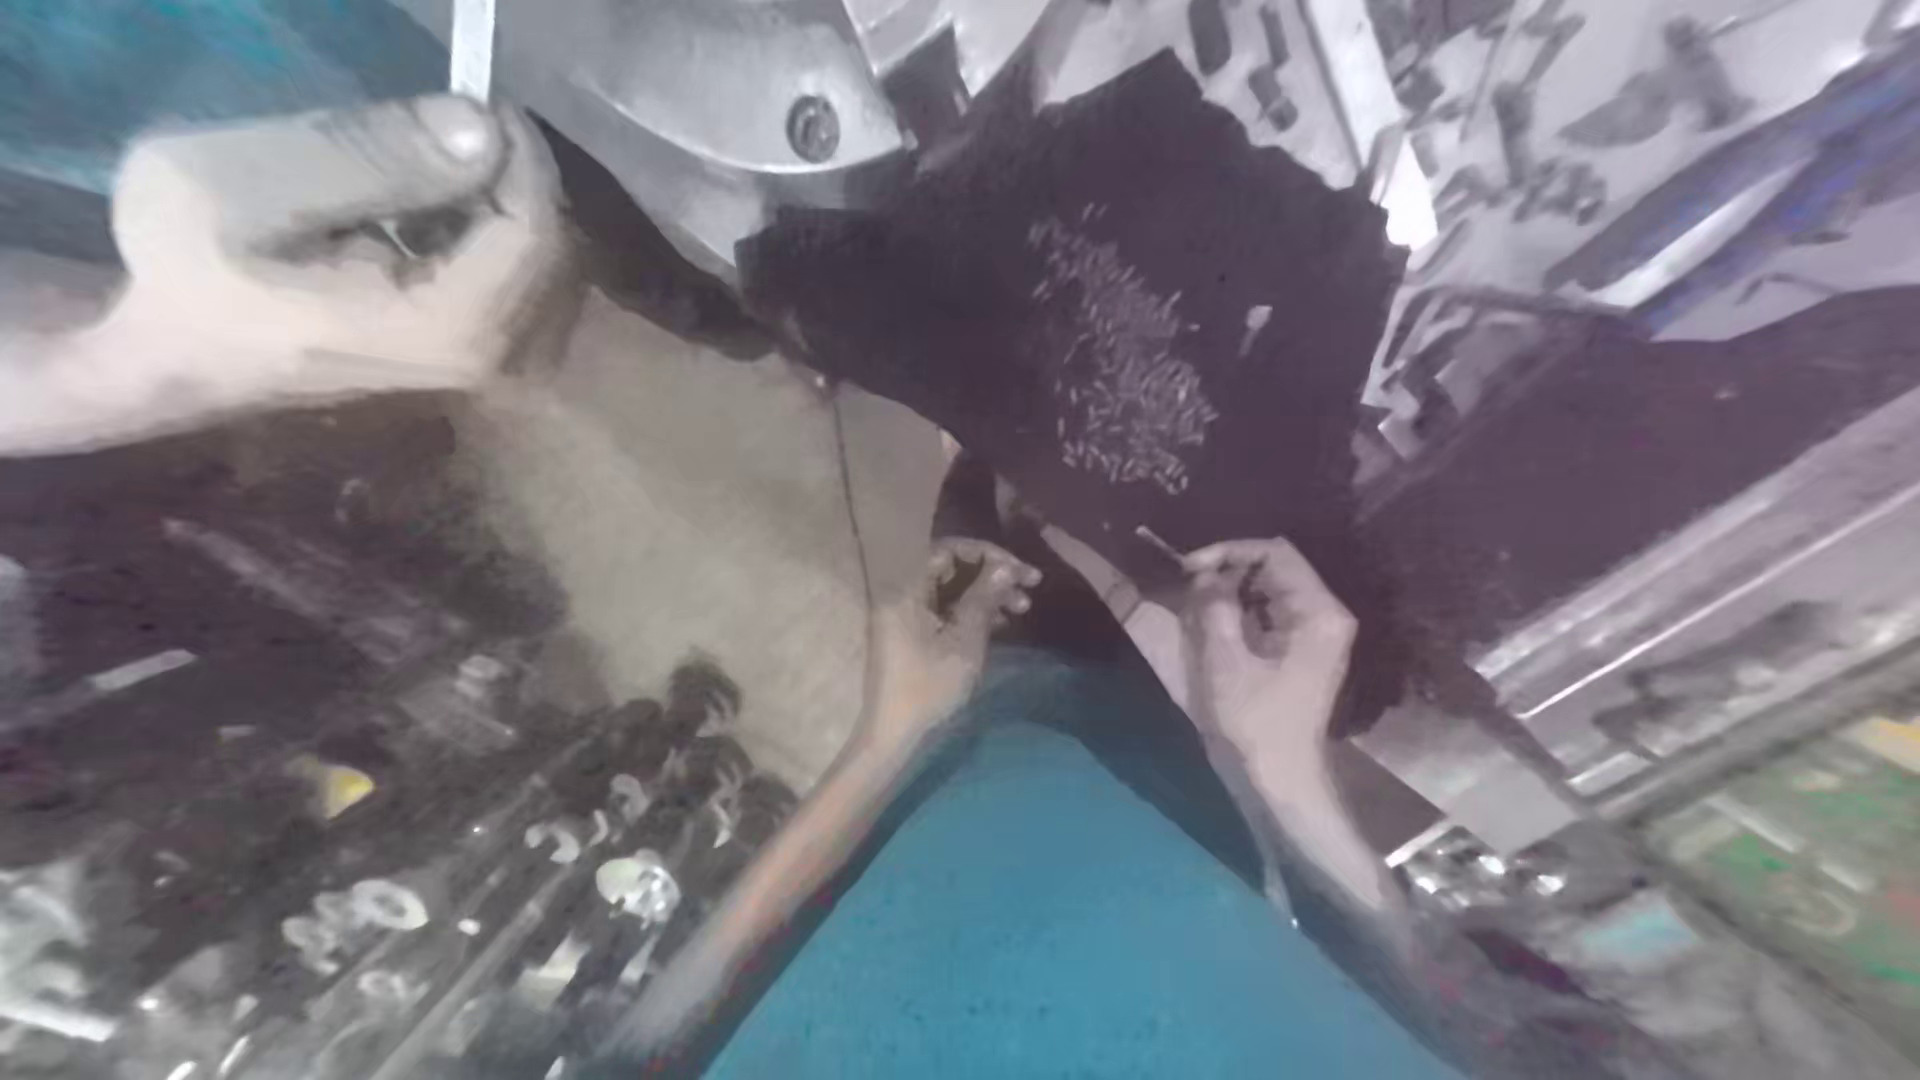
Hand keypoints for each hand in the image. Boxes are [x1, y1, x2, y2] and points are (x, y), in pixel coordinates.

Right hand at [96, 95, 565, 408]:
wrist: (200, 367)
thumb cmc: (196, 279)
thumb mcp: (235, 186)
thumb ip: (370, 155)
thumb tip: (480, 127)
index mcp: (458, 328)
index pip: (536, 234)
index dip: (525, 161)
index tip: (488, 99)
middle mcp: (505, 358)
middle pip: (555, 253)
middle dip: (518, 180)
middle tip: (463, 123)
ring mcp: (507, 369)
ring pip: (550, 270)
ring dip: (509, 208)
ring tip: (441, 165)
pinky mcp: (496, 362)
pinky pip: (529, 288)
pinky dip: (499, 240)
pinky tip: (442, 216)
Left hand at [859, 538, 1040, 752]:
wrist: (893, 735)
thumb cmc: (928, 689)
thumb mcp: (964, 643)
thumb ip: (984, 599)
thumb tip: (1005, 566)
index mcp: (907, 590)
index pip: (948, 550)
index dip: (987, 553)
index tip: (1019, 569)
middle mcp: (902, 594)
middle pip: (951, 567)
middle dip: (992, 573)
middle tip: (1029, 587)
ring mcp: (906, 614)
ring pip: (952, 589)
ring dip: (987, 593)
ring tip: (1022, 608)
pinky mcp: (912, 632)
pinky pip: (945, 608)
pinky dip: (972, 611)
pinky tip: (1003, 622)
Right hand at [1181, 537, 1355, 748]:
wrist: (1277, 778)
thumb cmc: (1255, 722)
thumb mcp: (1226, 661)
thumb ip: (1214, 607)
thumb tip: (1202, 572)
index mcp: (1317, 613)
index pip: (1275, 553)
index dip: (1229, 551)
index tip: (1188, 567)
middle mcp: (1320, 614)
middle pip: (1271, 566)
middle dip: (1224, 569)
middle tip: (1185, 584)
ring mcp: (1309, 631)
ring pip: (1263, 587)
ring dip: (1225, 589)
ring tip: (1191, 604)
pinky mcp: (1293, 646)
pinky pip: (1261, 610)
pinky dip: (1231, 608)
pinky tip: (1206, 622)